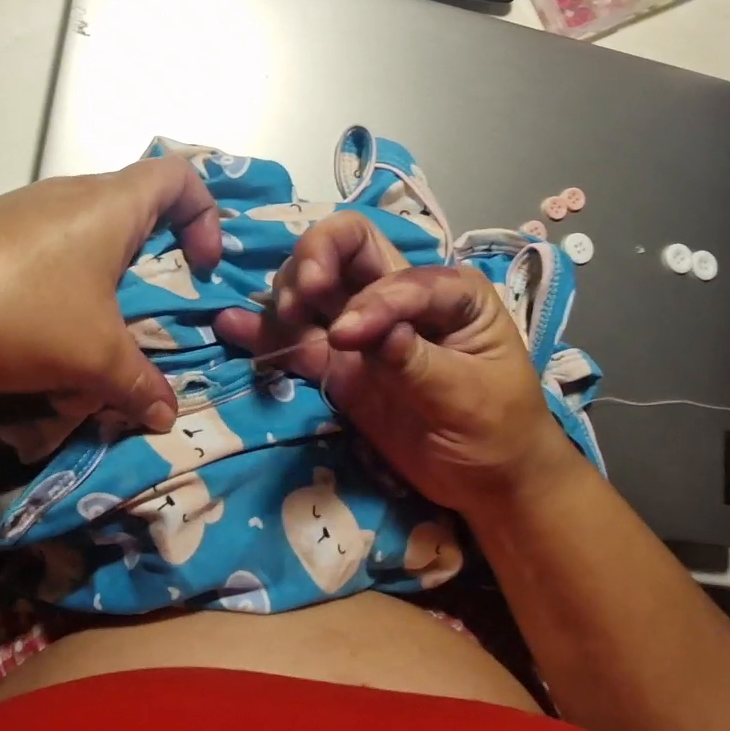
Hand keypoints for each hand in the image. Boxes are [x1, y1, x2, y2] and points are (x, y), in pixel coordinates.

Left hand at [0, 157, 221, 431]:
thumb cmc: (19, 315)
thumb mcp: (92, 358)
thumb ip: (139, 385)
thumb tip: (167, 415)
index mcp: (109, 205)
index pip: (178, 174)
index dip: (205, 214)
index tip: (202, 267)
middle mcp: (67, 194)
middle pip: (133, 200)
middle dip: (157, 250)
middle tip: (156, 302)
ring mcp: (20, 209)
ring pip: (85, 226)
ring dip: (106, 268)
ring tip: (97, 322)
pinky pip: (44, 244)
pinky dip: (61, 277)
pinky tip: (40, 323)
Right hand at [213, 212, 587, 517]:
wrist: (490, 483)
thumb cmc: (499, 429)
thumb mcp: (470, 395)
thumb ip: (417, 361)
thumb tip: (369, 331)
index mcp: (445, 290)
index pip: (394, 271)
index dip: (369, 300)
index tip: (348, 339)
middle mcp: (398, 296)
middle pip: (344, 247)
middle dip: (314, 260)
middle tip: (300, 298)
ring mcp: (363, 330)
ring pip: (313, 289)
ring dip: (288, 295)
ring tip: (282, 323)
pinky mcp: (340, 366)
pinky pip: (298, 342)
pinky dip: (265, 333)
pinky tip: (230, 324)